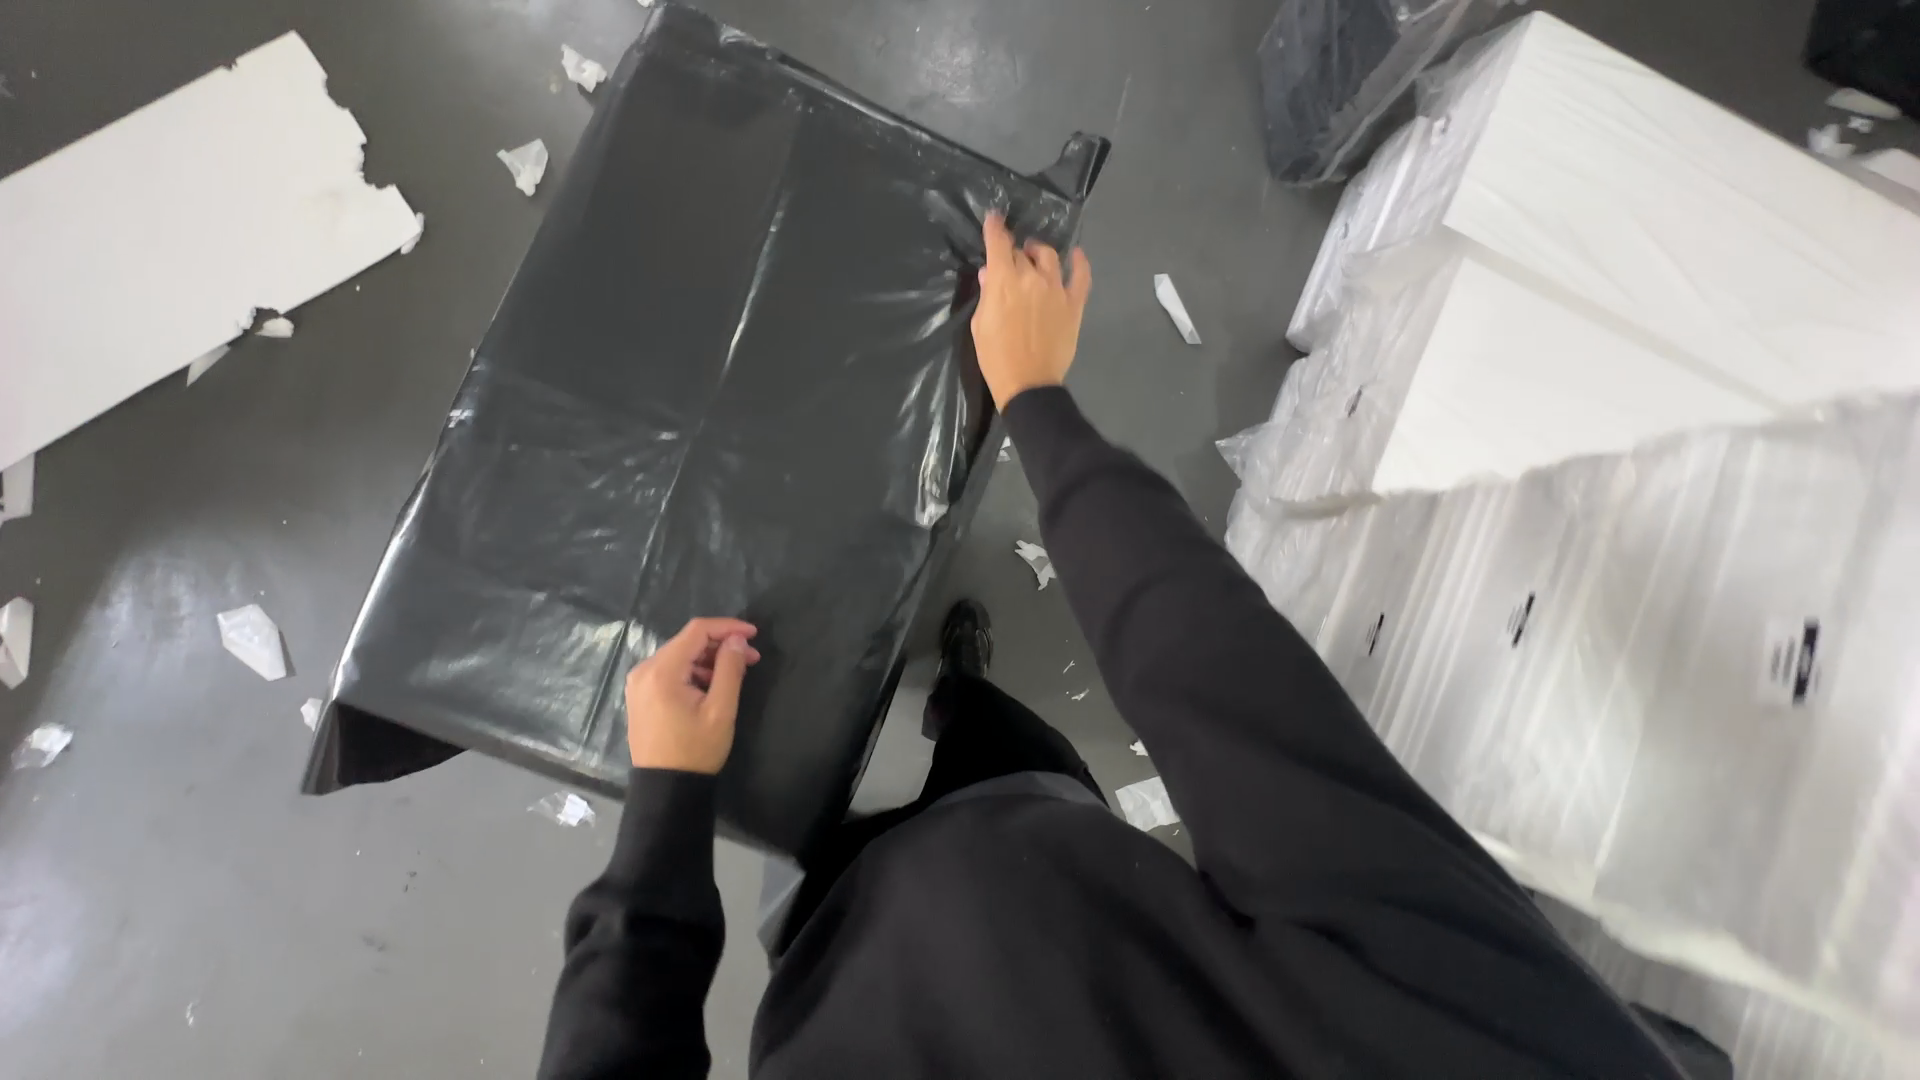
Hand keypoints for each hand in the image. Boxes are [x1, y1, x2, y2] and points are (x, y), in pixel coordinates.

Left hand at [625, 618, 761, 774]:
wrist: (666, 788)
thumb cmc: (696, 749)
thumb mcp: (721, 709)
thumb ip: (730, 668)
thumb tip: (736, 639)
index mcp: (662, 671)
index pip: (697, 631)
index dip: (728, 627)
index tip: (754, 634)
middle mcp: (644, 670)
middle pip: (687, 641)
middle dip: (721, 644)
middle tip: (751, 658)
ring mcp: (639, 682)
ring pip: (680, 655)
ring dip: (709, 658)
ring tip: (736, 673)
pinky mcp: (641, 694)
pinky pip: (671, 670)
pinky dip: (694, 670)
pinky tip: (713, 684)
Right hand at [971, 213, 1093, 409]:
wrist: (1028, 383)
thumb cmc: (996, 358)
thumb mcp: (980, 326)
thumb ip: (986, 295)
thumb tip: (990, 274)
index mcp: (1004, 281)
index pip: (998, 243)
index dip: (994, 228)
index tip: (993, 219)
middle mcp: (1031, 277)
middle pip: (1021, 253)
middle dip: (1013, 253)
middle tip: (1010, 262)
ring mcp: (1056, 289)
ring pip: (1049, 256)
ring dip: (1039, 252)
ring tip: (1034, 256)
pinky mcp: (1074, 304)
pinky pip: (1082, 275)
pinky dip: (1079, 262)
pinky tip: (1076, 255)